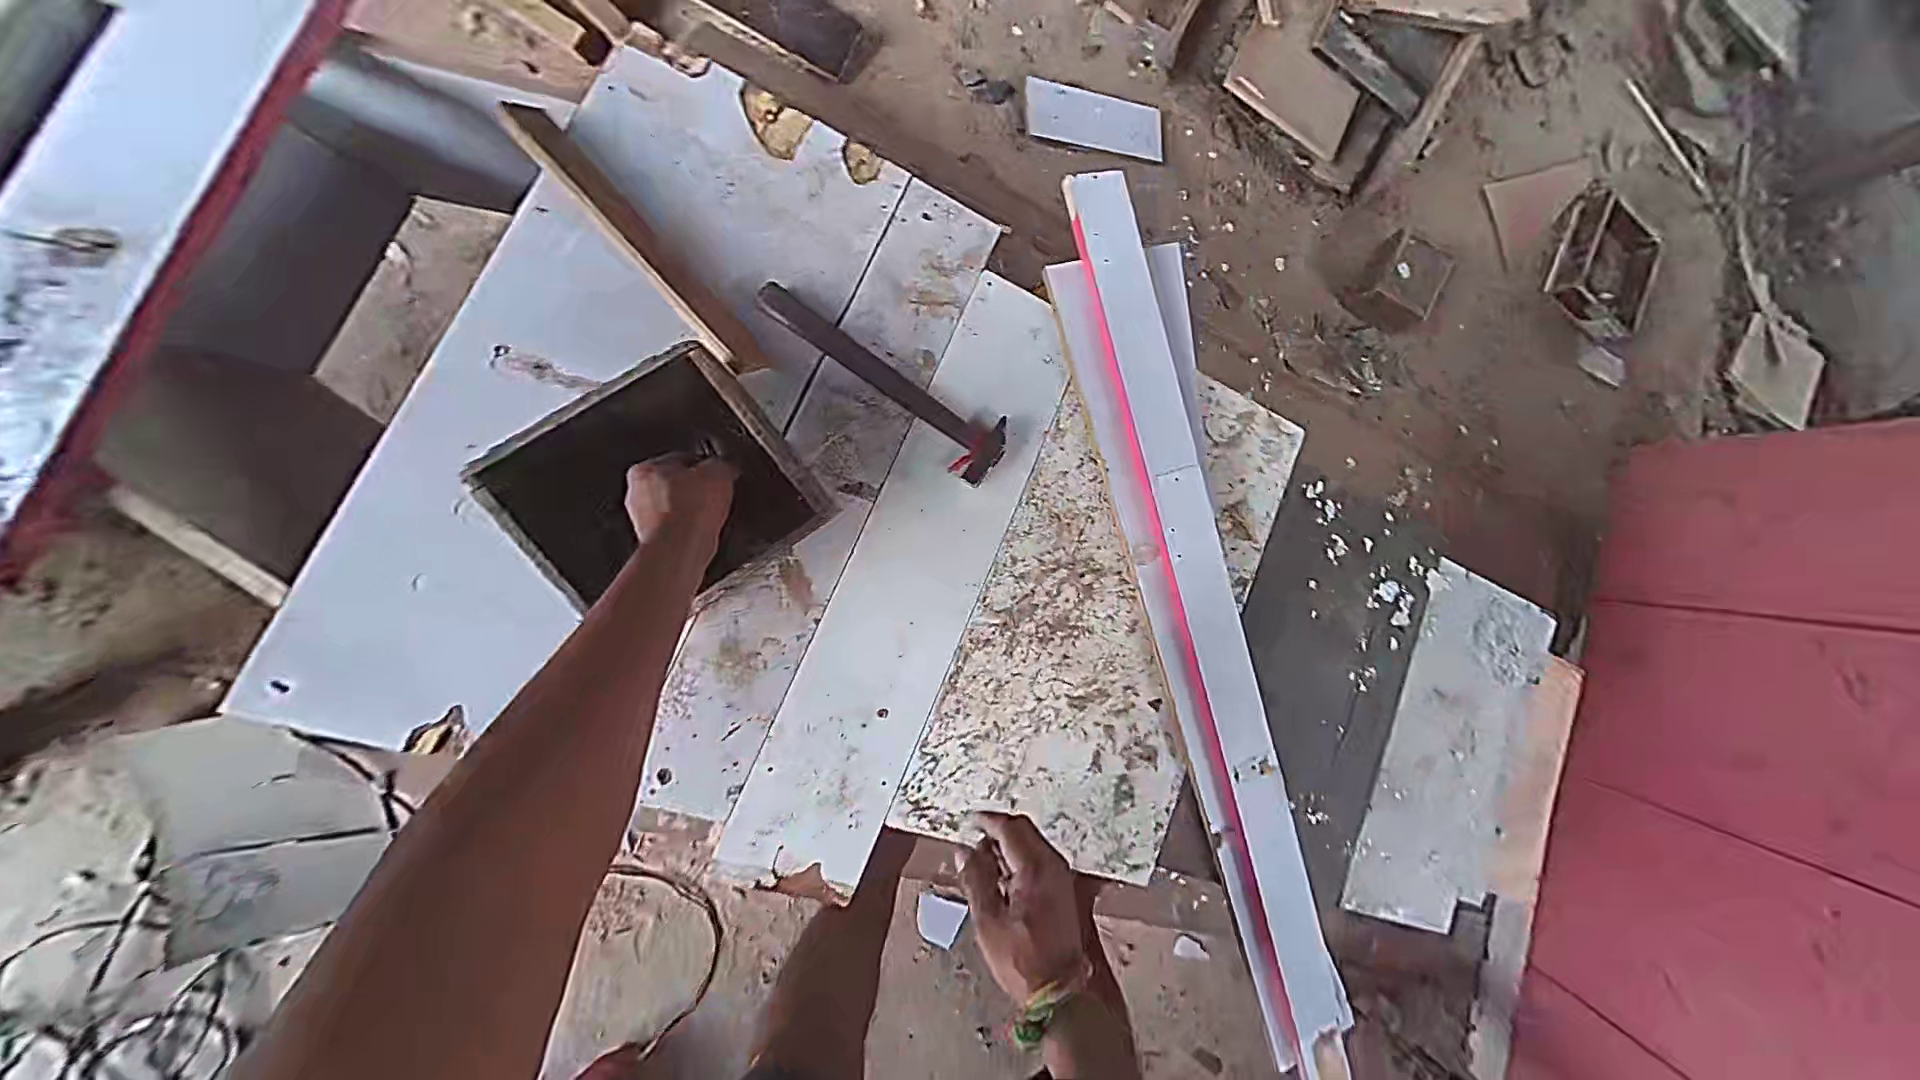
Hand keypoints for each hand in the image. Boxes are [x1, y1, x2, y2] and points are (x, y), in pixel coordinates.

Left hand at [624, 455, 735, 543]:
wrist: (682, 548)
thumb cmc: (689, 510)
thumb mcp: (719, 472)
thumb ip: (722, 463)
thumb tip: (726, 466)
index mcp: (644, 469)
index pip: (681, 459)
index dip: (704, 466)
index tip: (718, 473)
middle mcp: (637, 494)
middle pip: (675, 484)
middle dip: (696, 489)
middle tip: (716, 495)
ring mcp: (643, 520)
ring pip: (676, 509)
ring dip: (693, 511)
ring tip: (711, 515)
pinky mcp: (655, 541)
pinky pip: (678, 530)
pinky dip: (691, 530)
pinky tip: (703, 530)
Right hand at [961, 812, 1088, 1002]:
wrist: (1059, 991)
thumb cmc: (1022, 961)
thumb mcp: (988, 921)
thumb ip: (975, 879)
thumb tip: (963, 851)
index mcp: (1035, 868)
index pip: (1009, 828)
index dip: (987, 821)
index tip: (969, 821)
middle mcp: (1053, 865)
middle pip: (1023, 829)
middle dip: (997, 830)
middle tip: (974, 843)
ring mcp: (1061, 876)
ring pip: (1031, 842)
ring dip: (1008, 844)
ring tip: (984, 864)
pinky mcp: (1063, 888)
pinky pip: (1039, 857)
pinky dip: (1019, 858)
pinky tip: (1004, 878)